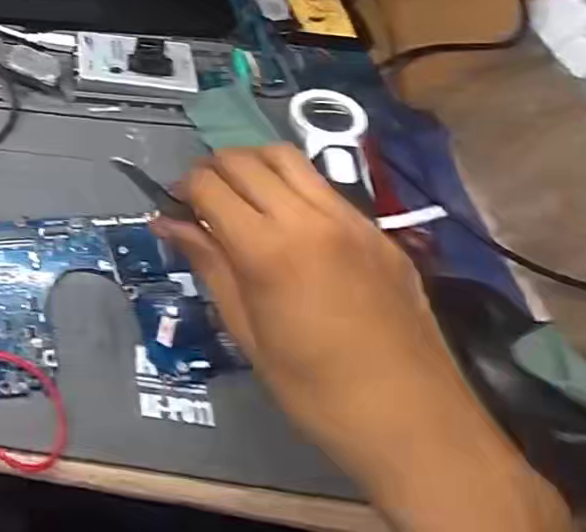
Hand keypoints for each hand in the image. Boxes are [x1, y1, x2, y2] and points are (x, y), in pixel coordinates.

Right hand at [154, 146, 568, 531]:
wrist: (419, 428)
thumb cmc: (316, 391)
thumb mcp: (247, 332)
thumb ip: (207, 264)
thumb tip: (166, 222)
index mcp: (268, 249)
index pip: (208, 185)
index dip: (182, 189)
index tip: (174, 206)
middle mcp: (307, 218)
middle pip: (242, 160)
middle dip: (210, 170)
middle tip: (201, 199)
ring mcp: (349, 219)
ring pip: (285, 157)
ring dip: (251, 164)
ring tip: (241, 193)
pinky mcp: (377, 230)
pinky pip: (323, 186)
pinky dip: (292, 185)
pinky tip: (288, 219)